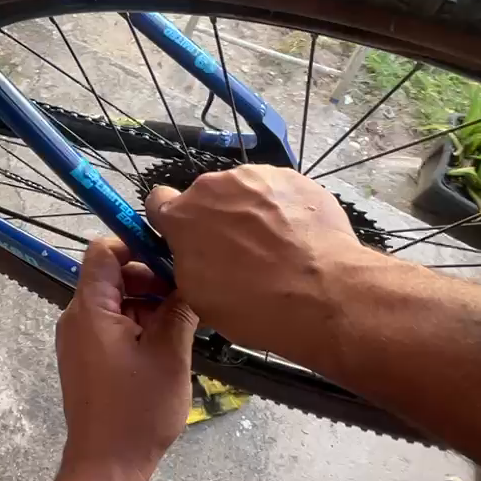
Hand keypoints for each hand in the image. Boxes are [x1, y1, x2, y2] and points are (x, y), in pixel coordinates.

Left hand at [55, 238, 199, 479]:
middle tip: (185, 294)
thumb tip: (192, 280)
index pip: (102, 251)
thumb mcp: (169, 354)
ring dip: (145, 303)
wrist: (106, 466)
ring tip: (182, 320)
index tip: (171, 257)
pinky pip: (109, 324)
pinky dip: (136, 324)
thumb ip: (178, 309)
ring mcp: (78, 339)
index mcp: (89, 308)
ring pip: (113, 301)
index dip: (135, 245)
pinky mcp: (85, 358)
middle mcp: (76, 317)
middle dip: (148, 278)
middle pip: (110, 276)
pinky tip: (166, 342)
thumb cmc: (137, 409)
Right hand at [144, 166, 367, 347]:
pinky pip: (278, 190)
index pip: (157, 202)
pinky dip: (283, 209)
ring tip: (274, 247)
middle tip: (238, 253)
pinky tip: (298, 237)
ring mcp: (255, 177)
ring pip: (243, 192)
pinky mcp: (292, 177)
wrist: (323, 294)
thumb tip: (192, 255)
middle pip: (205, 197)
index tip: (183, 239)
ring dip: (249, 212)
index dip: (169, 222)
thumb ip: (184, 262)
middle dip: (215, 219)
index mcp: (181, 215)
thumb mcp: (197, 296)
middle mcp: (213, 186)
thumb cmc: (255, 302)